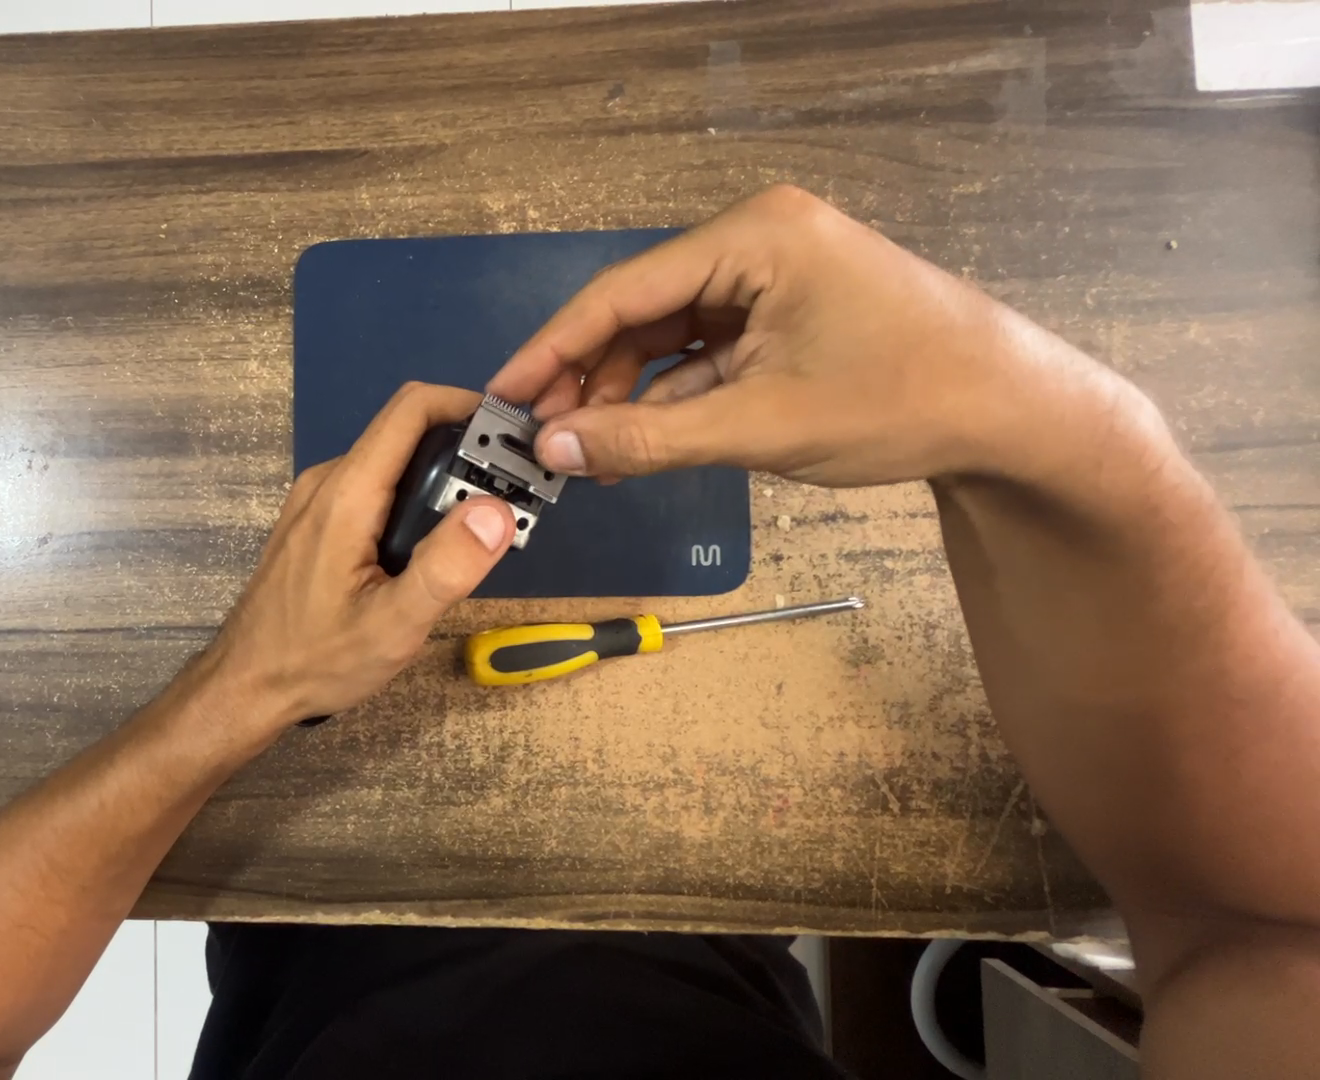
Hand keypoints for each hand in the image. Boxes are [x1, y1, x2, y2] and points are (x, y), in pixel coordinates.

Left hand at [205, 383, 515, 731]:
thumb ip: (446, 568)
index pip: (411, 408)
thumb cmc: (315, 659)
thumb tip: (497, 511)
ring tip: (474, 529)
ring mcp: (316, 501)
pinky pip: (371, 490)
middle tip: (506, 497)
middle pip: (404, 434)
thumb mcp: (392, 625)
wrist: (246, 684)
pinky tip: (425, 550)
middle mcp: (328, 481)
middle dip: (460, 452)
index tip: (509, 438)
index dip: (465, 405)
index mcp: (347, 493)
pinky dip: (408, 502)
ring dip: (436, 481)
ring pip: (389, 464)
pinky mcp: (314, 522)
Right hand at [486, 185, 1145, 488]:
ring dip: (619, 399)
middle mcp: (749, 248)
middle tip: (539, 438)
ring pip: (660, 343)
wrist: (1016, 422)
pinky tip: (628, 447)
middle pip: (635, 316)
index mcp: (752, 239)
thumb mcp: (757, 425)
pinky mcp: (771, 322)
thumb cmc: (899, 404)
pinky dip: (661, 405)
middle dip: (584, 380)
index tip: (500, 395)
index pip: (621, 293)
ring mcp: (761, 285)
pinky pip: (694, 362)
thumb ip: (644, 439)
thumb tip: (550, 453)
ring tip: (581, 455)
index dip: (551, 349)